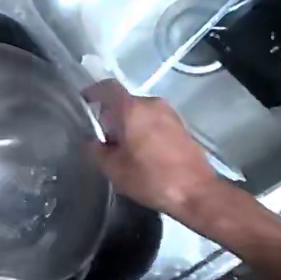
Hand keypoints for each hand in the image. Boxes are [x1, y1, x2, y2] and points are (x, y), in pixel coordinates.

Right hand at [83, 80, 223, 221]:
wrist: (196, 191)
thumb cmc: (151, 179)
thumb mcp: (114, 170)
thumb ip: (97, 151)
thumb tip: (94, 142)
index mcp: (132, 109)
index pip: (108, 88)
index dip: (93, 92)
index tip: (84, 103)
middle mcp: (152, 104)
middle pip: (125, 102)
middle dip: (112, 117)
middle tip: (104, 140)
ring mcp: (170, 113)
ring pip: (141, 112)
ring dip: (130, 125)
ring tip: (124, 150)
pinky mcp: (182, 126)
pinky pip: (155, 121)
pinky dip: (145, 130)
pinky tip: (144, 153)